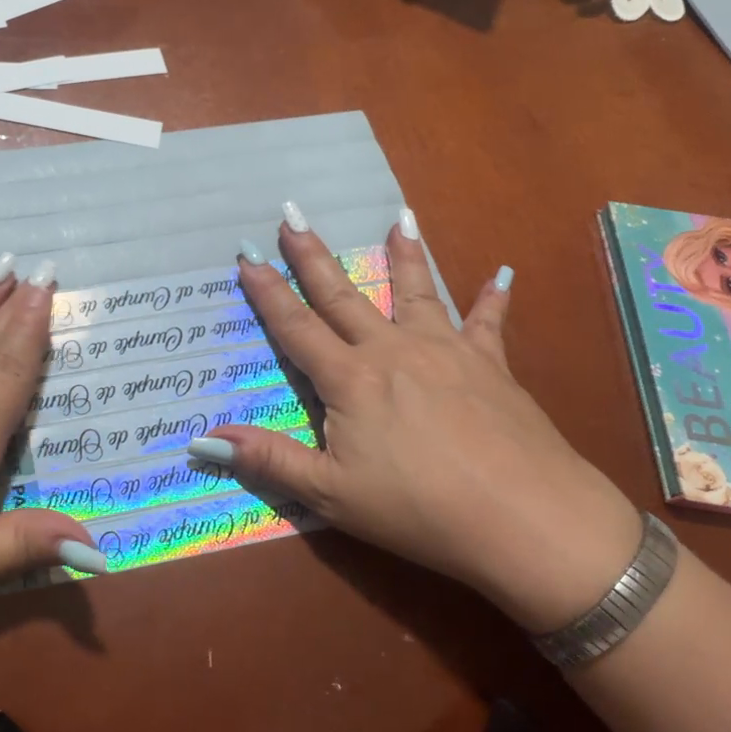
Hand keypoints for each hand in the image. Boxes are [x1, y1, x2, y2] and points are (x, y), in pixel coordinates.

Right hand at [193, 213, 640, 632]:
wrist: (527, 518)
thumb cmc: (419, 509)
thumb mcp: (332, 494)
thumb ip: (270, 461)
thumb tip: (204, 440)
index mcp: (350, 380)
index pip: (297, 327)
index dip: (268, 292)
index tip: (246, 256)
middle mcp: (393, 350)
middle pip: (343, 296)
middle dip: (313, 255)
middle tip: (293, 213)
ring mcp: (445, 352)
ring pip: (415, 292)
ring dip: (403, 255)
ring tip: (398, 217)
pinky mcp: (491, 366)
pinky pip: (488, 324)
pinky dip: (492, 300)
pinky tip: (502, 276)